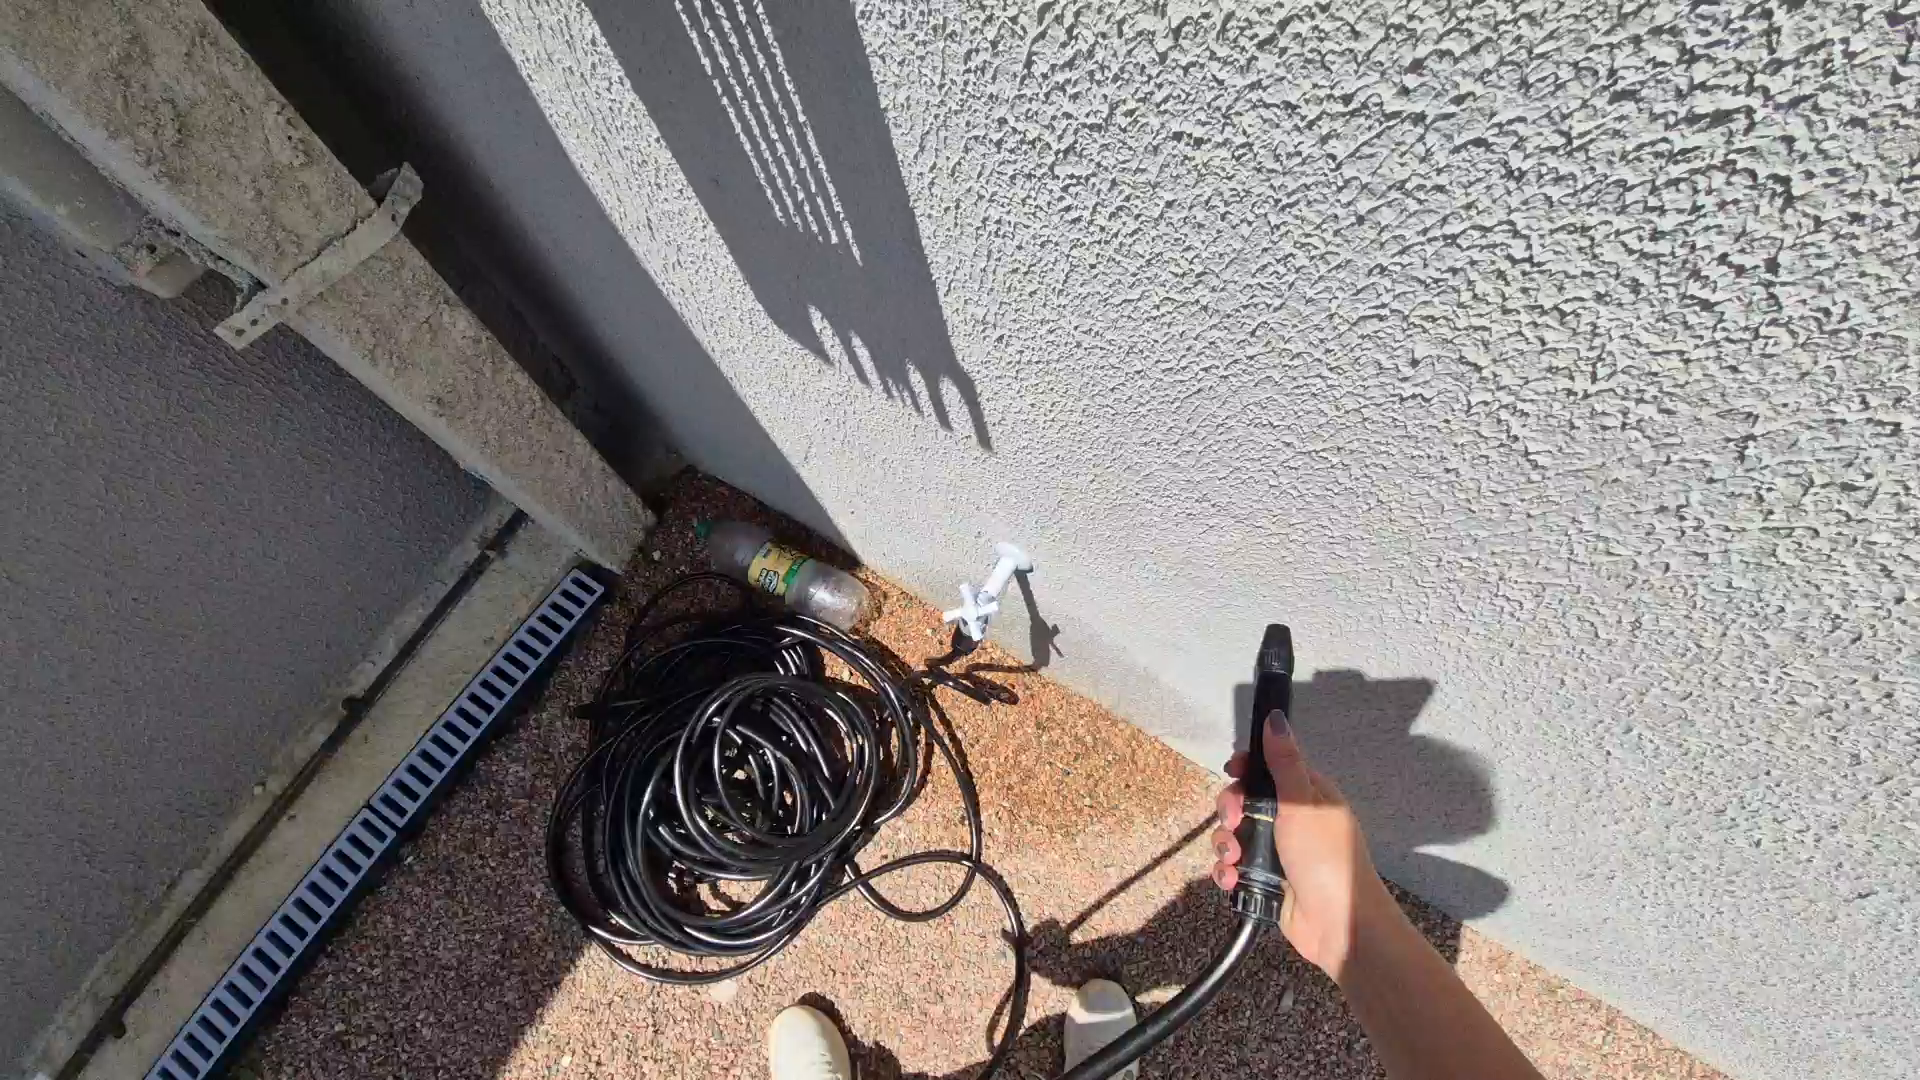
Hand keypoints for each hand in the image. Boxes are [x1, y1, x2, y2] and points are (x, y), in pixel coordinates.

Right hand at [1211, 712, 1392, 981]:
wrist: (1338, 927)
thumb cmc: (1325, 858)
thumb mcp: (1303, 803)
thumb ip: (1284, 762)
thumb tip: (1275, 717)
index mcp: (1306, 796)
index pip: (1268, 768)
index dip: (1245, 768)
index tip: (1233, 771)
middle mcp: (1290, 820)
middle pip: (1243, 800)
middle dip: (1230, 809)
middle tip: (1233, 820)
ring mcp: (1276, 851)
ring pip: (1233, 833)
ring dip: (1225, 843)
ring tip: (1234, 859)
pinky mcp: (1264, 879)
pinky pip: (1233, 865)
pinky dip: (1228, 871)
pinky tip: (1232, 879)